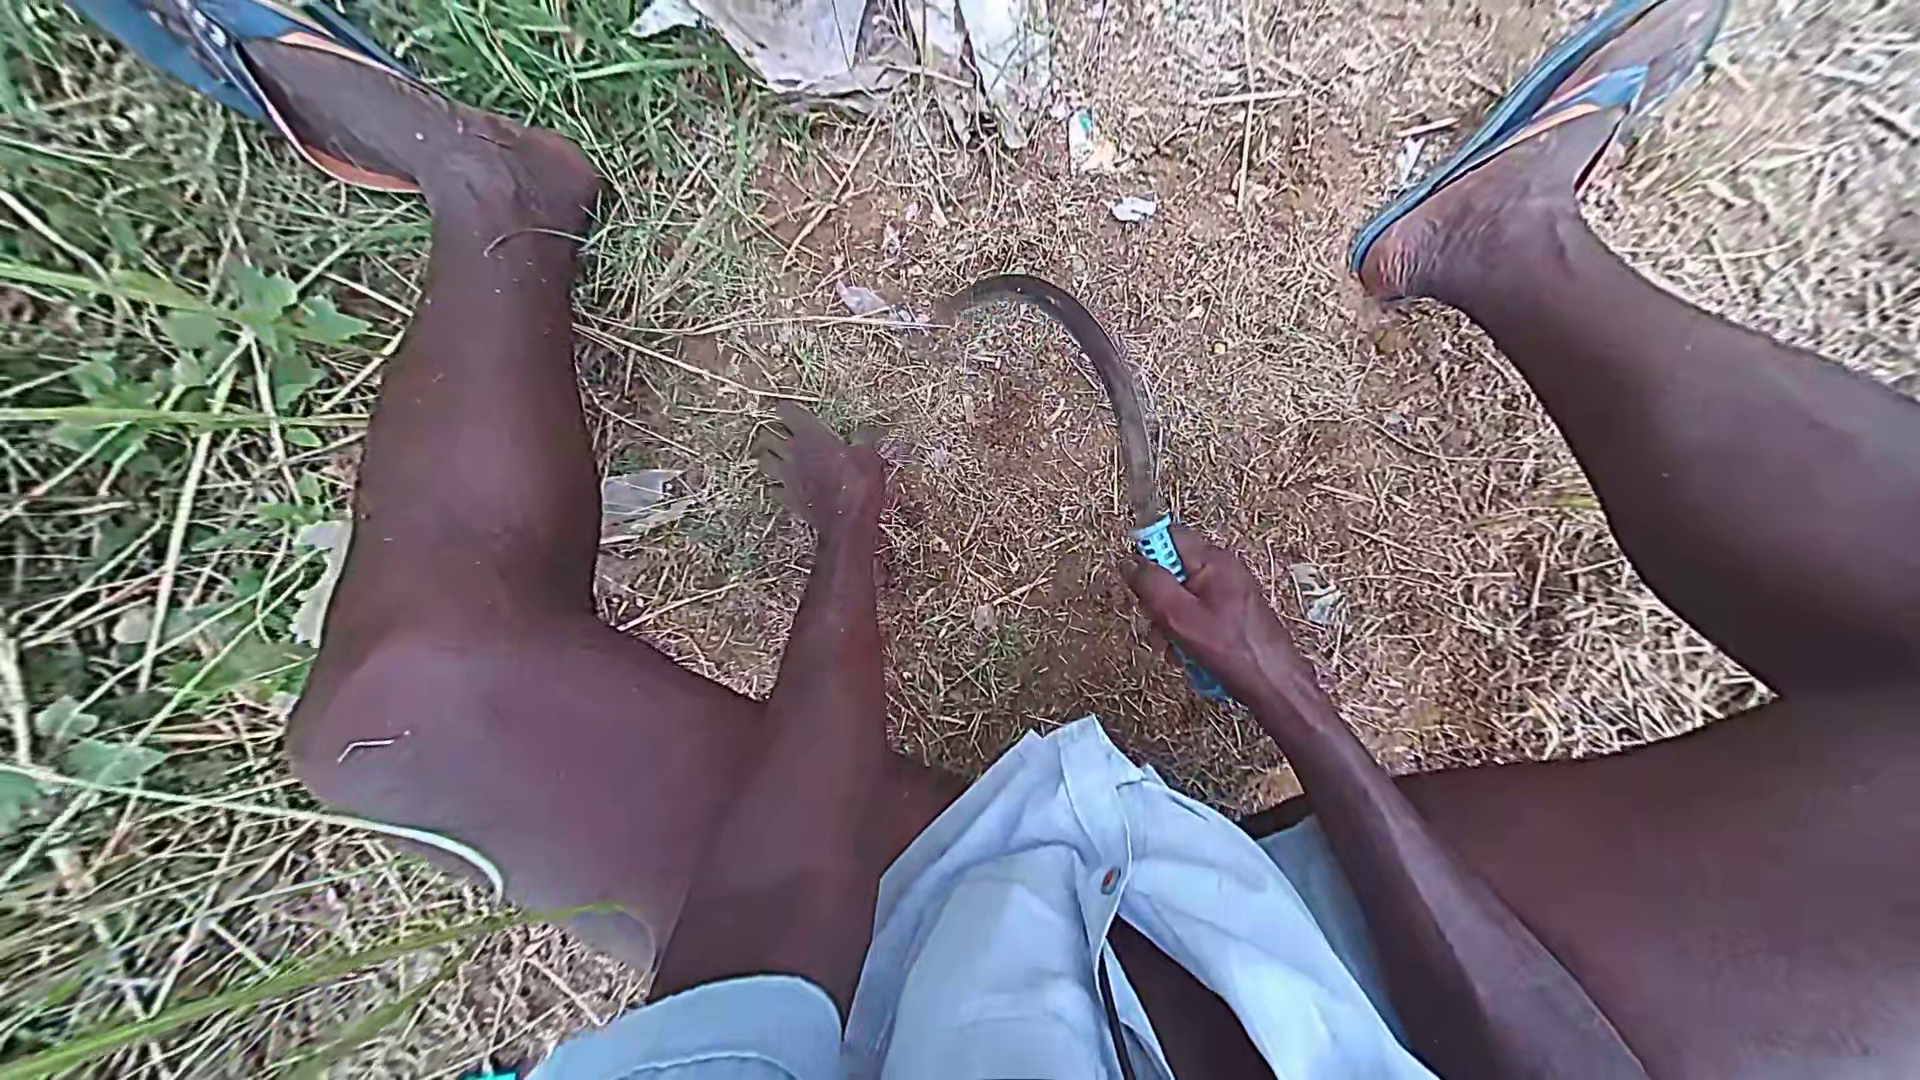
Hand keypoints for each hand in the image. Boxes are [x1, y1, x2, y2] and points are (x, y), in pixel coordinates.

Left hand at [751, 402, 885, 530]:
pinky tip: (783, 486)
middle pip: (768, 436)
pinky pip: (774, 489)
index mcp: (810, 435)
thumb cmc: (859, 483)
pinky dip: (776, 486)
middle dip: (772, 433)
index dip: (787, 411)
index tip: (789, 411)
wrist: (848, 521)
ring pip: (765, 462)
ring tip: (776, 457)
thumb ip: (861, 442)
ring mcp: (787, 477)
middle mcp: (793, 453)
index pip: (787, 413)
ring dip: (769, 458)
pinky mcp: (788, 499)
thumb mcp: (868, 456)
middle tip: (780, 434)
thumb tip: (862, 435)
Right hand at [1124, 526, 1321, 710]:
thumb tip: (1129, 562)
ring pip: (1180, 594)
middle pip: (1172, 568)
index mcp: (1212, 560)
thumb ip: (1149, 583)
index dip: (1147, 554)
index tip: (1140, 582)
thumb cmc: (1231, 650)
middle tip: (1156, 622)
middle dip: (1156, 598)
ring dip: (1168, 620)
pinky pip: (1196, 612)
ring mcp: (1228, 591)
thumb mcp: (1177, 614)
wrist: (1273, 685)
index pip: (1168, 534)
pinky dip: (1185, 630)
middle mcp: (1222, 569)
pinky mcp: (1231, 612)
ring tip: (1173, 646)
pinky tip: (1187, 652)